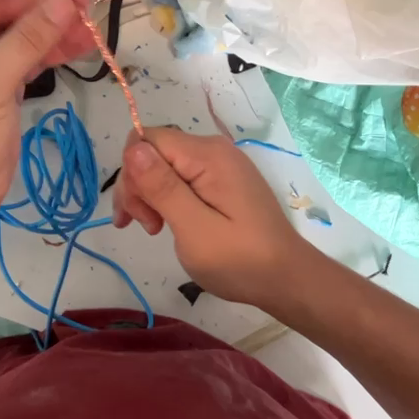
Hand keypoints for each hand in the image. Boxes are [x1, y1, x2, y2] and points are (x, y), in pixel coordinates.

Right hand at [114, 127, 318, 310]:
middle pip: (154, 152)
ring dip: (150, 195)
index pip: (147, 140)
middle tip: (148, 228)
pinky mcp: (222, 180)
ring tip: (155, 230)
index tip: (139, 213)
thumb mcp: (194, 228)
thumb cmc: (239, 260)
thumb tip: (134, 147)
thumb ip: (163, 187)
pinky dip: (166, 198)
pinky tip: (166, 222)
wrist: (286, 279)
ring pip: (164, 166)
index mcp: (207, 156)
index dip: (132, 173)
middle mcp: (214, 150)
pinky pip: (181, 177)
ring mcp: (220, 164)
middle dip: (139, 187)